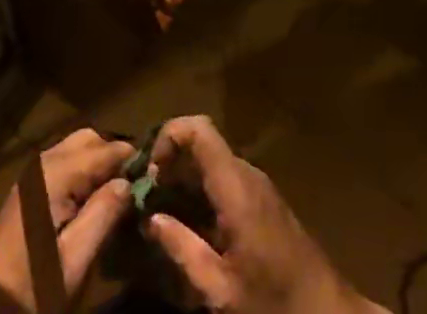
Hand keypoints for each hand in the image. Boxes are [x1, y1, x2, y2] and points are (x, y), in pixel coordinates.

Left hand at [0, 129, 135, 313]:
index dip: (132, 158)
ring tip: (123, 191)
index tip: (159, 173)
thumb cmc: (37, 283)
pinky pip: (63, 164)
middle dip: (115, 155)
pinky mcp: (29, 189)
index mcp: (55, 175)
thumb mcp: (77, 257)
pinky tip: (97, 197)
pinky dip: (83, 170)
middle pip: (87, 140)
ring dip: (99, 162)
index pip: (103, 150)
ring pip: (74, 149)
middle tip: (141, 184)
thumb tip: (129, 182)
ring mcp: (33, 175)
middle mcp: (43, 164)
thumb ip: (104, 214)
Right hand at [145, 116, 384, 313]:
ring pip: (211, 163)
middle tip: (150, 197)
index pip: (198, 129)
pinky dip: (201, 192)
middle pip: (200, 145)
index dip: (168, 136)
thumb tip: (151, 218)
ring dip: (184, 180)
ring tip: (165, 214)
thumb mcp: (221, 288)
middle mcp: (248, 177)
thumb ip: (182, 248)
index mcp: (236, 188)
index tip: (151, 170)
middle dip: (170, 163)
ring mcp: (259, 189)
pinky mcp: (264, 204)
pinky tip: (192, 227)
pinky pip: (224, 180)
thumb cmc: (277, 302)